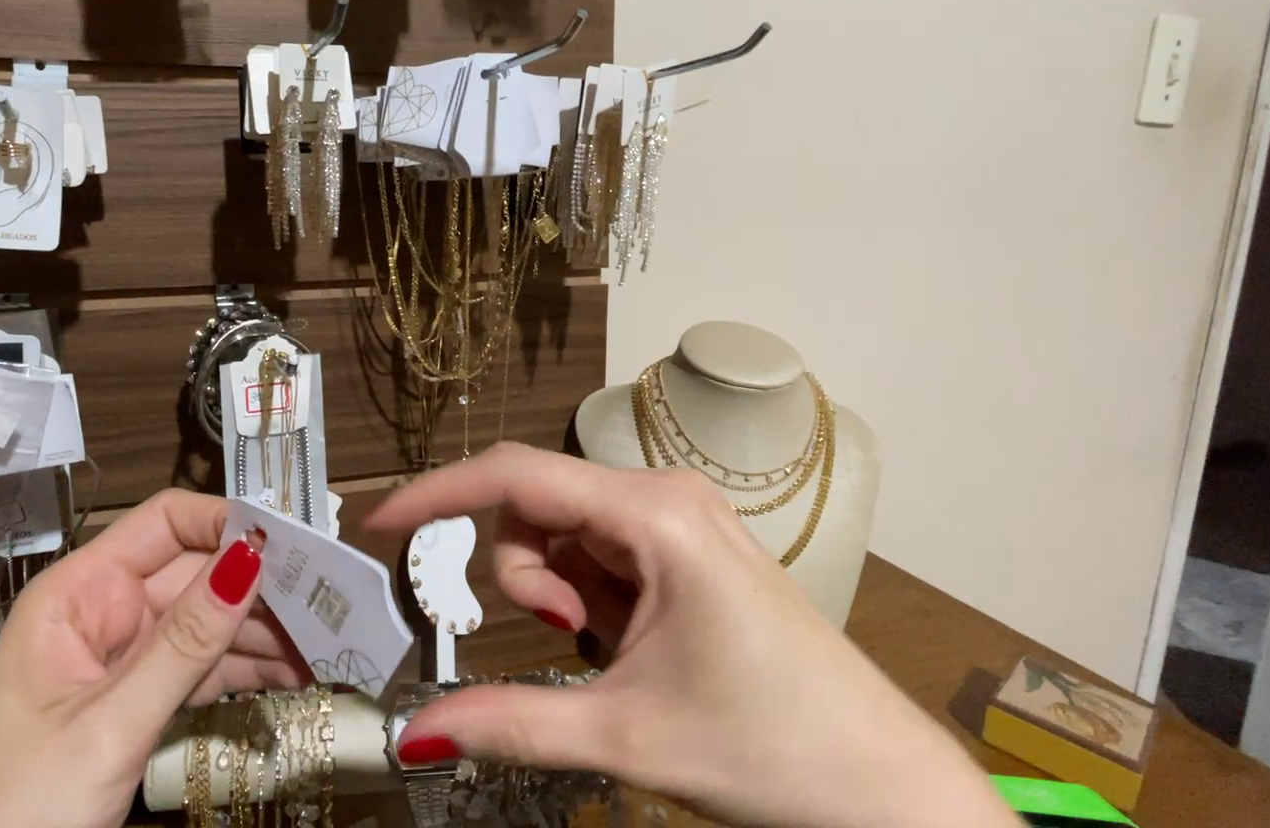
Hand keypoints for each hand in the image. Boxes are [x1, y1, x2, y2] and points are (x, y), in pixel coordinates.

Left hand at [0, 490, 308, 827]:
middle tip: (330, 600)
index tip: (292, 543)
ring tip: (328, 642)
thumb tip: (252, 557)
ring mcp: (125, 658)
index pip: (163, 524)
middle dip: (262, 586)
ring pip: (208, 624)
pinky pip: (202, 670)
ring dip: (264, 634)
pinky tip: (295, 674)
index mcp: (80, 591)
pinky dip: (246, 673)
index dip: (226, 523)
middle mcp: (107, 611)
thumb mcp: (109, 723)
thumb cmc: (19, 805)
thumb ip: (184, 642)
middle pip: (197, 575)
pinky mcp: (139, 701)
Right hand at [364, 444, 1017, 827]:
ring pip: (562, 530)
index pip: (516, 476)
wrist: (889, 793)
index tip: (381, 523)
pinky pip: (597, 551)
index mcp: (656, 515)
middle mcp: (666, 496)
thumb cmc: (776, 753)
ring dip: (557, 590)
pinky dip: (587, 596)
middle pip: (537, 505)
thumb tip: (413, 736)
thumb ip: (508, 724)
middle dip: (525, 574)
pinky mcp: (685, 546)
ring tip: (606, 652)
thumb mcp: (625, 735)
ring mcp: (679, 519)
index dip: (438, 493)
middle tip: (569, 639)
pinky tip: (629, 644)